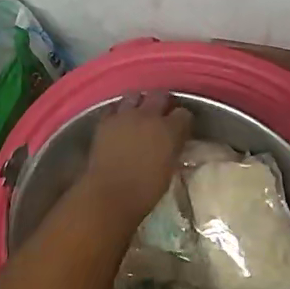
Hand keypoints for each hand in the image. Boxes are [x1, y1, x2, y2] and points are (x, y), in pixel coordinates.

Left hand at [78, 91, 191, 219]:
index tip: (181, 126)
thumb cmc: (145, 190)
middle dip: (163, 102)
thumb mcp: (169, 169)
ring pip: (135, 95)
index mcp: (169, 130)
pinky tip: (120, 119)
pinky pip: (114, 107)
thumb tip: (172, 142)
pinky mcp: (106, 120)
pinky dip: (119, 110)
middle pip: (160, 95)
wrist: (110, 193)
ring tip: (139, 112)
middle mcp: (148, 116)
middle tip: (162, 113)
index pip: (183, 114)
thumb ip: (172, 149)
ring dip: (139, 101)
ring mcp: (125, 115)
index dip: (183, 120)